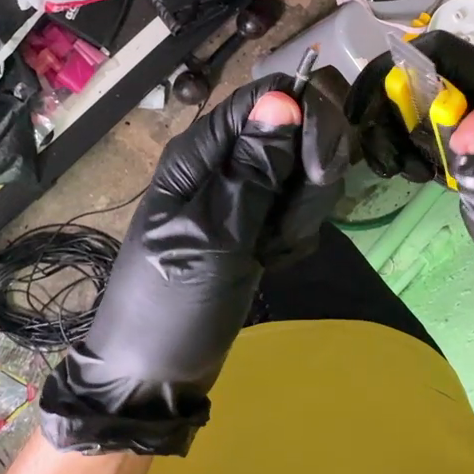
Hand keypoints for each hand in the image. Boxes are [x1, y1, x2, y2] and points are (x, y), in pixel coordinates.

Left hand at [38, 76, 348, 454]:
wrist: (153, 375)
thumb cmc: (173, 305)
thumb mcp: (216, 234)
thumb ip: (254, 168)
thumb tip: (282, 98)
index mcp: (200, 152)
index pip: (265, 99)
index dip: (304, 119)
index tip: (320, 168)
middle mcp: (222, 163)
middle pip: (292, 134)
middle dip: (306, 178)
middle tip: (286, 228)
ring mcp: (240, 196)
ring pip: (300, 174)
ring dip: (301, 214)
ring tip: (271, 252)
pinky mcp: (254, 226)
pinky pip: (294, 211)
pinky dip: (294, 236)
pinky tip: (272, 261)